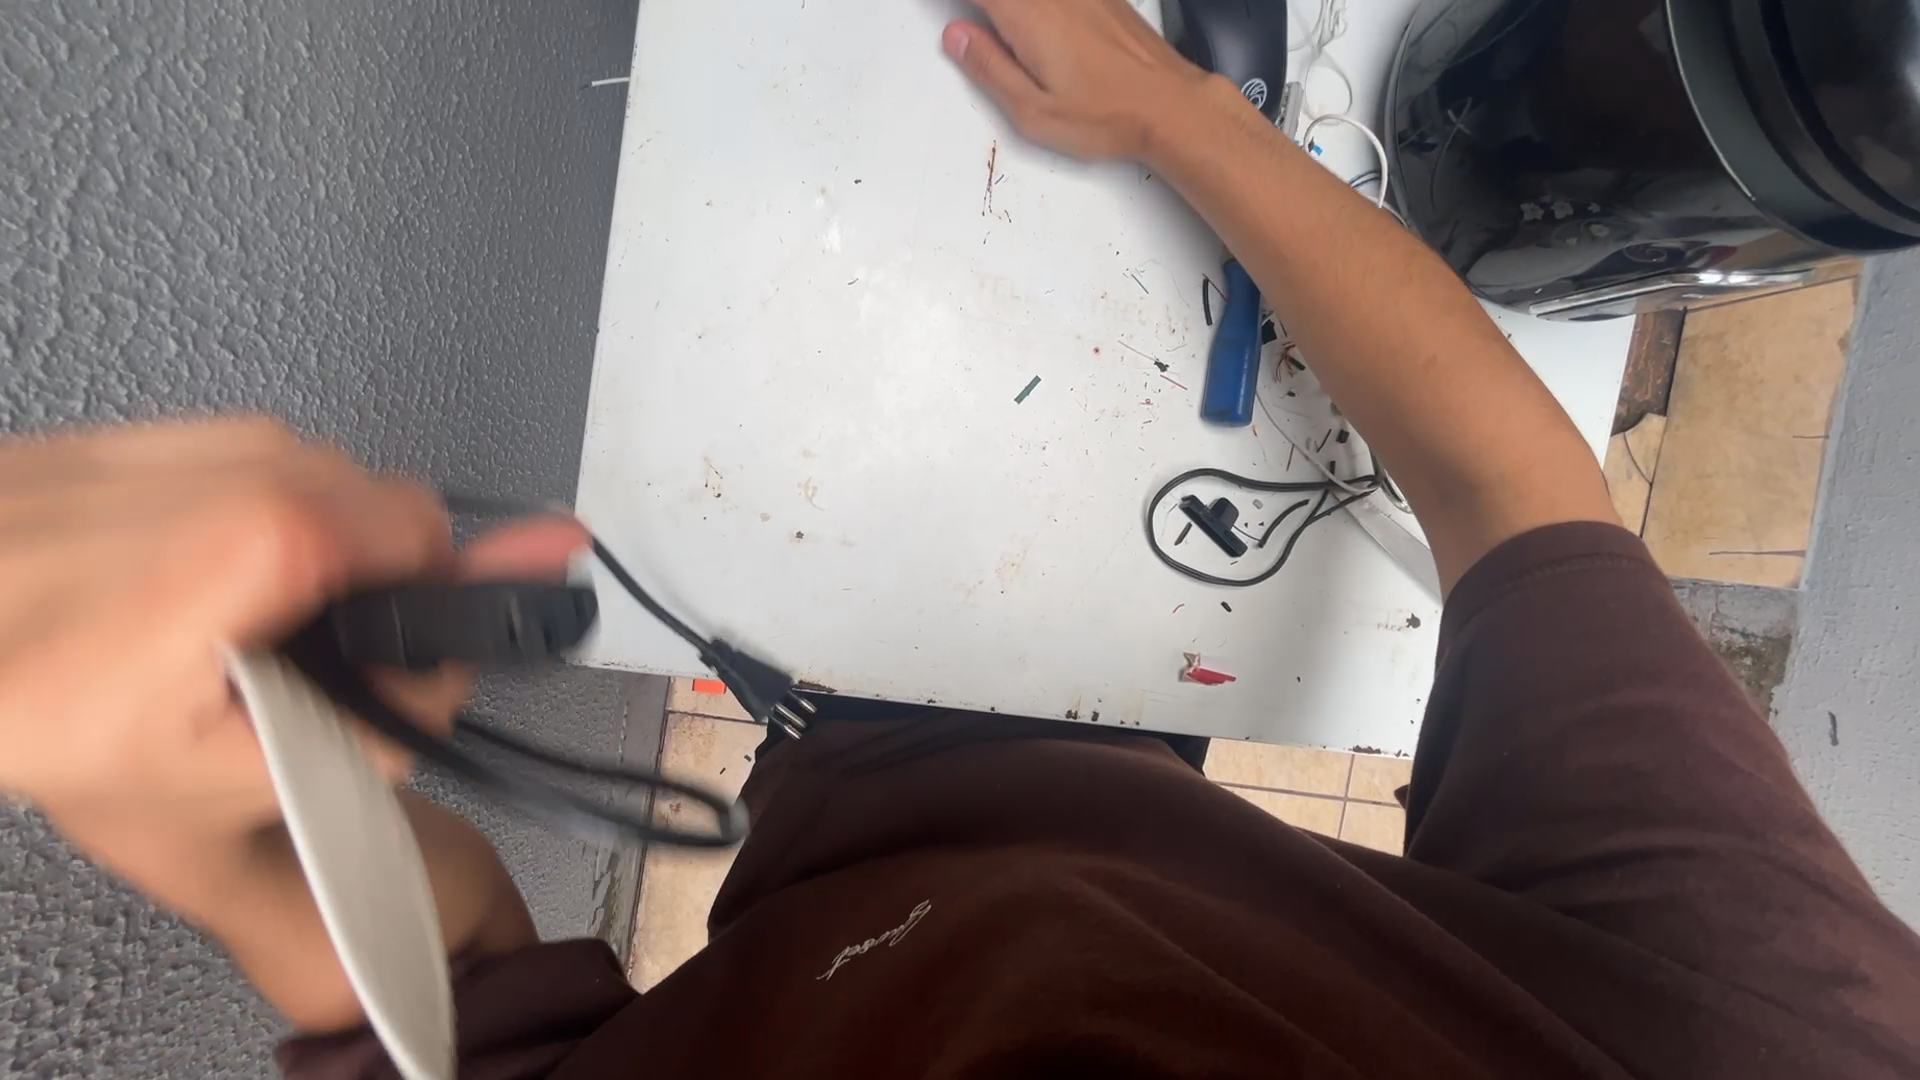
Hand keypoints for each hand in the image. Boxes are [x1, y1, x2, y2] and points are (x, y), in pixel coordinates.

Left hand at [0, 418, 586, 843]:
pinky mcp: (126, 428)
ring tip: (234, 598)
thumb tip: (472, 648)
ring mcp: (172, 439)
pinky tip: (192, 558)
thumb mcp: (245, 768)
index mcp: (265, 543)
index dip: (421, 580)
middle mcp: (225, 468)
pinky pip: (248, 454)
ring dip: (313, 533)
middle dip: (370, 562)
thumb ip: (389, 712)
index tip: (381, 618)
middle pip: (380, 497)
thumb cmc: (38, 720)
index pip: (425, 527)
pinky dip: (249, 503)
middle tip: (299, 625)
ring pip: (324, 472)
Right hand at [942, 0, 1221, 161]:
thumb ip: (988, 69)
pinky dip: (1032, 4)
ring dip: (1005, 5)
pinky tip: (1028, 19)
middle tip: (964, 19)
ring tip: (991, 21)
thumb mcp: (1032, 112)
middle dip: (979, 3)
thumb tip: (955, 37)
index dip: (952, 3)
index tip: (943, 15)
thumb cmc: (1104, 115)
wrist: (1165, 104)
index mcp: (1027, 17)